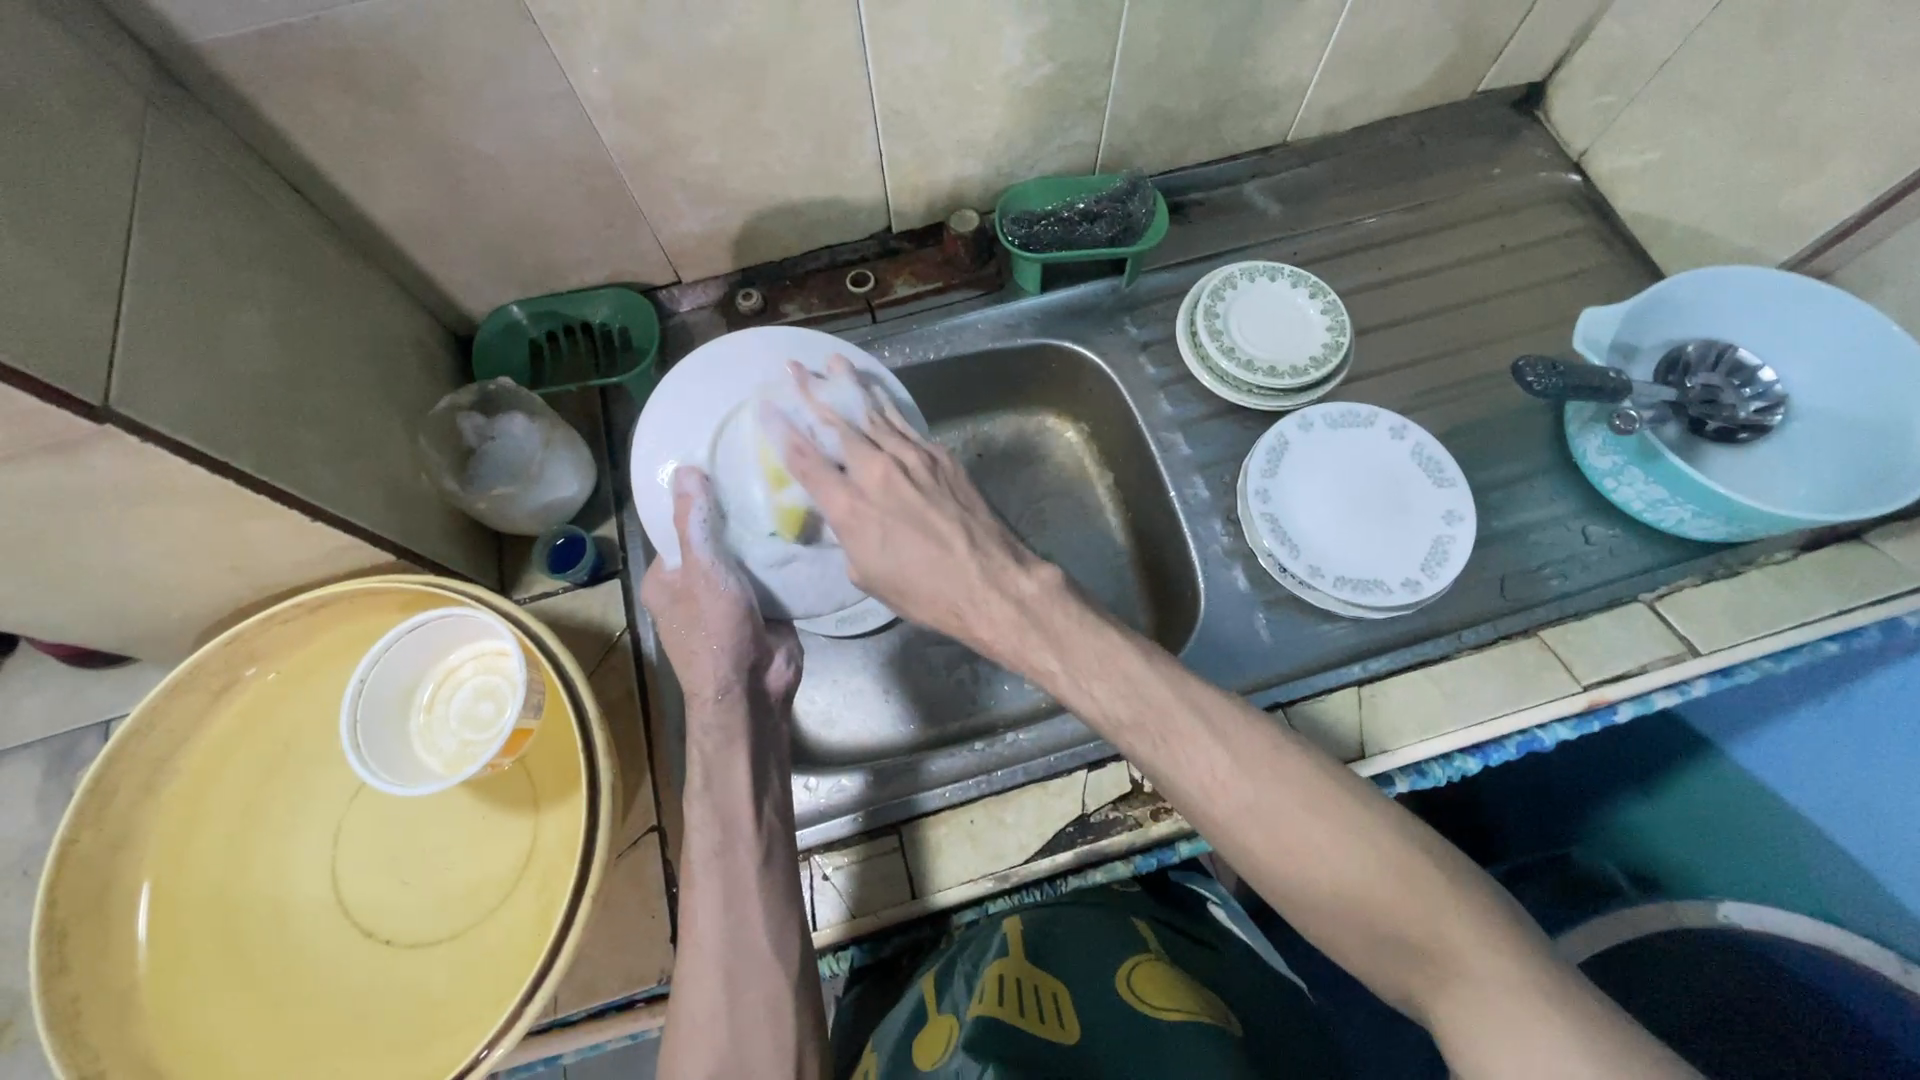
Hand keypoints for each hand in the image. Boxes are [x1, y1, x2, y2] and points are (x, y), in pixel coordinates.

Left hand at [641, 465, 801, 710]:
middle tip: (765, 476)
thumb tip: (683, 470)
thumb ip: (693, 521)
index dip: (700, 500)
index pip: (679, 529)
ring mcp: (731, 599)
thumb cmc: (715, 630)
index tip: (725, 468)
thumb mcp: (701, 569)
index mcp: (666, 580)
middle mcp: (695, 588)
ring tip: (788, 493)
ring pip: (747, 556)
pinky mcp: (763, 608)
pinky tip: (803, 527)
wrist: (753, 687)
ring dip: (764, 536)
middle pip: (717, 540)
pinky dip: (784, 558)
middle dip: (738, 516)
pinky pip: (772, 574)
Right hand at [775, 357, 1058, 651]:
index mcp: (851, 508)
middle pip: (837, 424)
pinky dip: (886, 407)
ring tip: (833, 363)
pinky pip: (905, 425)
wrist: (989, 581)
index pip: (806, 460)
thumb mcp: (867, 574)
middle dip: (813, 393)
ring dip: (851, 386)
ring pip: (874, 414)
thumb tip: (845, 516)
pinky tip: (878, 396)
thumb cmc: (924, 593)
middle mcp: (877, 473)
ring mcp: (912, 459)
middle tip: (794, 368)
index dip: (782, 431)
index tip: (766, 406)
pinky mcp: (941, 457)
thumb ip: (849, 536)